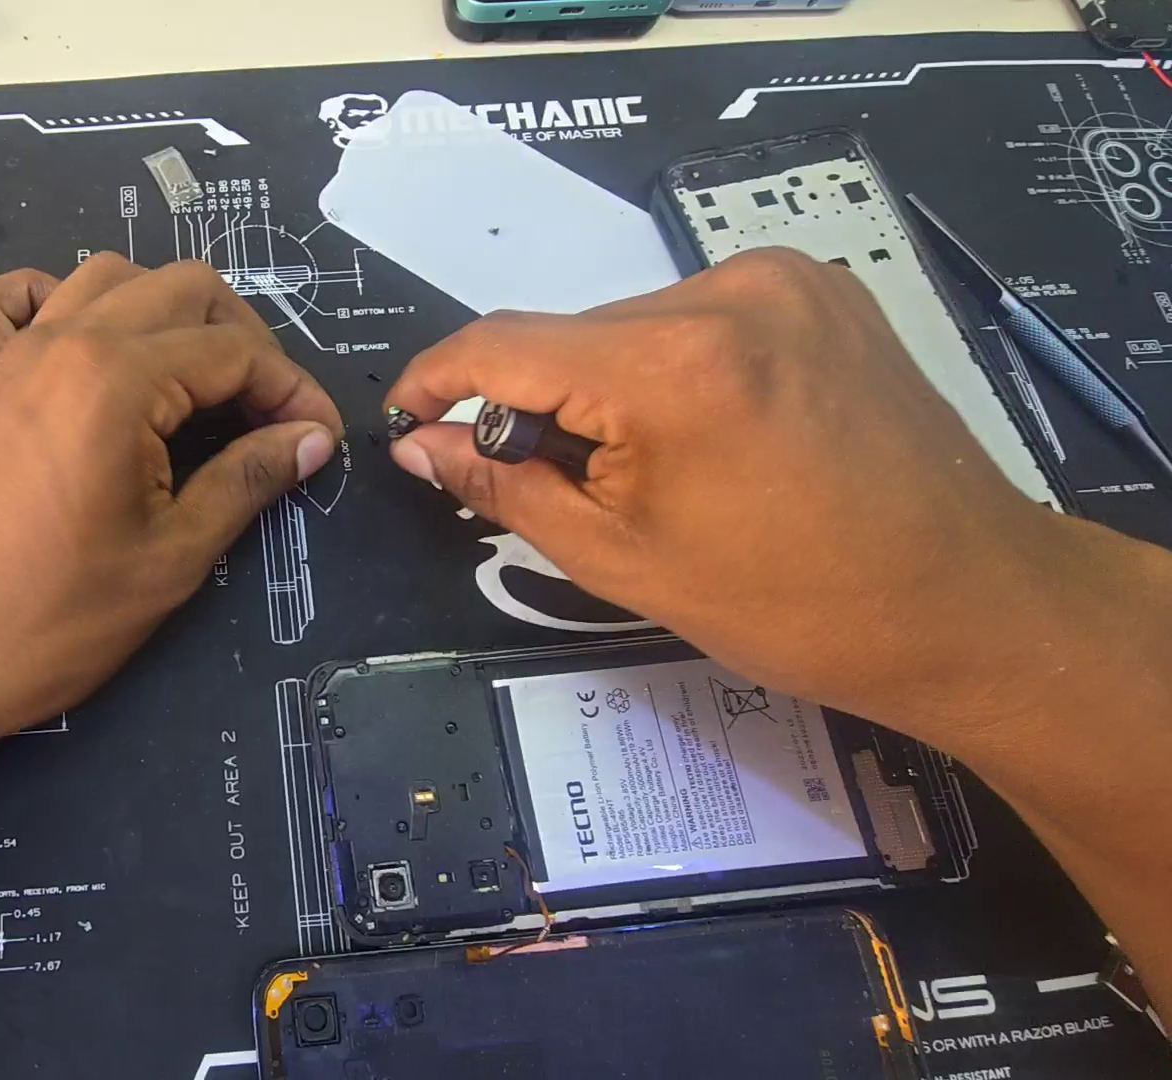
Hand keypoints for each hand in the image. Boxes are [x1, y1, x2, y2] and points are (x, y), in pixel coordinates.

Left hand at [0, 255, 342, 793]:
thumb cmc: (54, 619)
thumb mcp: (171, 558)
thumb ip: (247, 481)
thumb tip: (310, 439)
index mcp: (119, 379)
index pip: (236, 352)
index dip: (291, 391)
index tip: (318, 440)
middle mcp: (67, 338)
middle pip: (184, 290)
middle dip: (245, 343)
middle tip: (267, 415)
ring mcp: (13, 353)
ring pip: (109, 277)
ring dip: (168, 315)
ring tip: (193, 383)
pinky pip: (8, 302)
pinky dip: (53, 302)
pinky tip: (80, 345)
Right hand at [385, 248, 1071, 731]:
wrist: (965, 606)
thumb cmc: (777, 602)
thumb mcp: (608, 554)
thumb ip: (497, 484)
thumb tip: (417, 444)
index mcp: (668, 364)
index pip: (501, 345)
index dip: (435, 378)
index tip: (405, 415)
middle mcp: (723, 291)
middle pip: (562, 339)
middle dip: (526, 406)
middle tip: (543, 482)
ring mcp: (777, 280)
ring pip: (617, 330)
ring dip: (589, 392)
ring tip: (632, 469)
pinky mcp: (811, 290)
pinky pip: (678, 321)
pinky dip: (648, 373)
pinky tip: (687, 434)